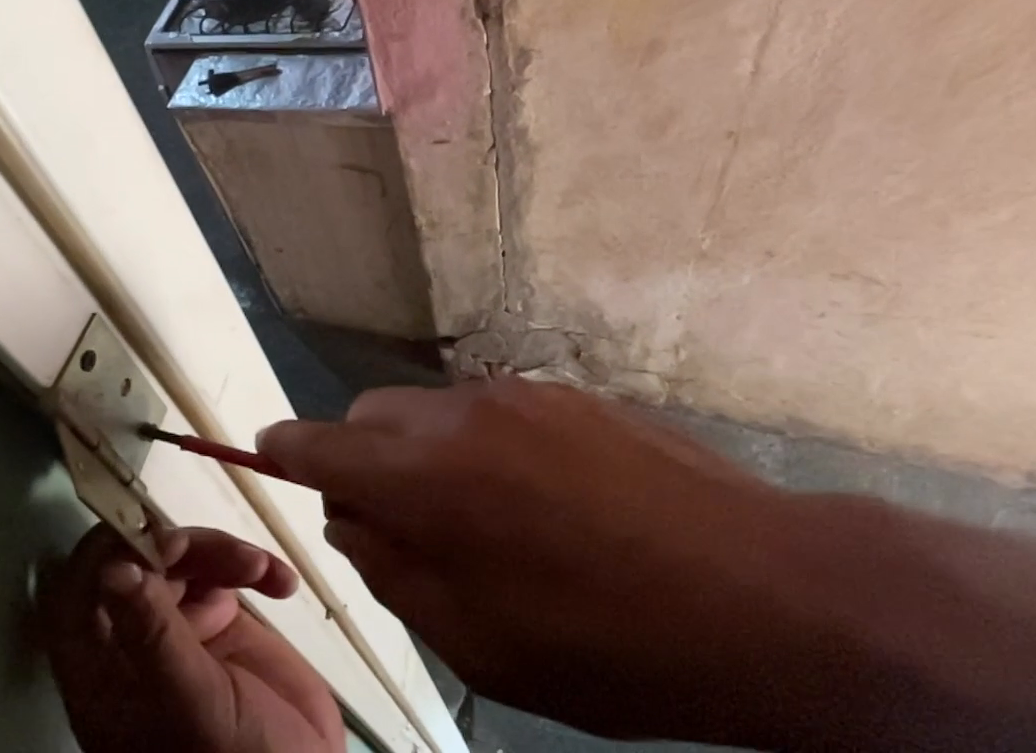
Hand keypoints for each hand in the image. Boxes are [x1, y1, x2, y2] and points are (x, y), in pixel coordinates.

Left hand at [38, 524, 342, 752]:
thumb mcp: (193, 706)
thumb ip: (153, 636)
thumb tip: (111, 568)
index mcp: (102, 671)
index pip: (78, 592)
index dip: (106, 551)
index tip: (152, 531)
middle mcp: (131, 643)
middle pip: (136, 563)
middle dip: (182, 546)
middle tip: (227, 554)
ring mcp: (177, 630)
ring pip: (181, 559)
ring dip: (222, 551)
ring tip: (261, 570)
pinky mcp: (221, 623)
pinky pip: (225, 572)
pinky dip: (255, 567)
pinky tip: (283, 584)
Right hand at [257, 378, 822, 745]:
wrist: (771, 595)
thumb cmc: (610, 642)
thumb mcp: (478, 641)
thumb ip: (392, 569)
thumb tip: (351, 518)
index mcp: (424, 477)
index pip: (319, 445)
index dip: (283, 449)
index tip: (264, 452)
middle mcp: (459, 416)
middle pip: (369, 415)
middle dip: (358, 457)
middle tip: (396, 519)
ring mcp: (520, 396)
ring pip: (430, 409)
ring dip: (422, 451)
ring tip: (482, 518)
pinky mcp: (572, 394)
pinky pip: (491, 410)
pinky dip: (479, 443)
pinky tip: (542, 500)